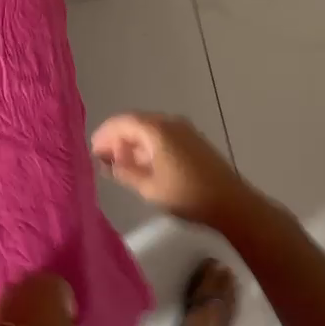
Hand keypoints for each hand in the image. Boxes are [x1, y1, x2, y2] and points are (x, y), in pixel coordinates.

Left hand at [0, 271, 101, 325]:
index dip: (69, 312)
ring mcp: (10, 289)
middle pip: (45, 292)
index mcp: (55, 281)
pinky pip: (10, 310)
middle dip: (49, 308)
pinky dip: (14, 319)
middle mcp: (32, 278)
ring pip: (26, 299)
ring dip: (30, 311)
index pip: (67, 292)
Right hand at [91, 112, 261, 229]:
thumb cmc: (186, 195)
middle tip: (104, 158)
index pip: (122, 122)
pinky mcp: (193, 140)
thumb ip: (124, 172)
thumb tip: (108, 162)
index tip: (93, 150)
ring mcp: (184, 130)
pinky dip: (148, 145)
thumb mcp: (149, 187)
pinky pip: (163, 136)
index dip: (105, 134)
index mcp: (156, 129)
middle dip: (117, 138)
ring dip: (133, 143)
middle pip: (135, 123)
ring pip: (149, 129)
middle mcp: (169, 122)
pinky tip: (145, 164)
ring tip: (121, 163)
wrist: (231, 203)